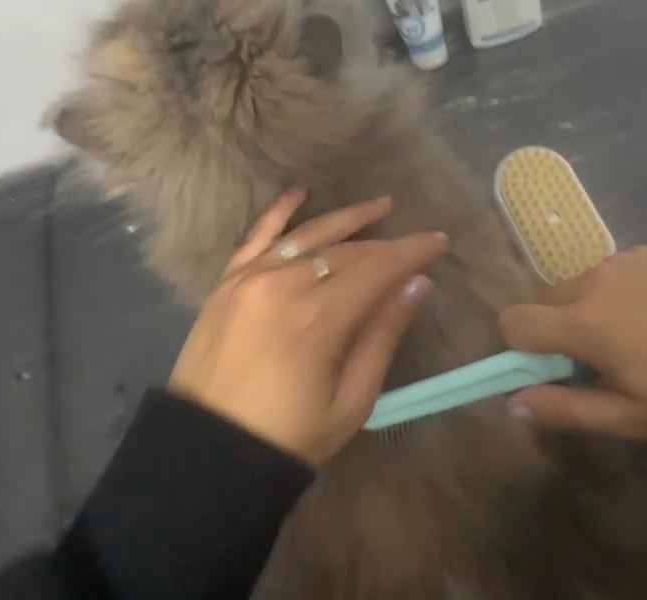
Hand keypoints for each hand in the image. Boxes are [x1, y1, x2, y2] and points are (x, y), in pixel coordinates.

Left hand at [168, 189, 447, 465]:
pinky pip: (257, 236)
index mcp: (316, 321)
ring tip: (379, 206)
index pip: (376, 270)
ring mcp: (249, 280)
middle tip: (414, 244)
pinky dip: (280, 211)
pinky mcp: (226, 283)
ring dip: (346, 220)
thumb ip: (383, 336)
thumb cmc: (288, 437)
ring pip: (308, 238)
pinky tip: (301, 192)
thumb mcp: (350, 402)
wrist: (207, 454)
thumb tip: (417, 284)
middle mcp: (283, 287)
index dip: (411, 252)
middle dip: (384, 245)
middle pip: (345, 253)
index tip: (439, 241)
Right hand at [498, 246, 646, 438]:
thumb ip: (562, 409)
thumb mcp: (625, 418)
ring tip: (628, 336)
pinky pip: (607, 270)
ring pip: (575, 284)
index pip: (514, 321)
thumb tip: (511, 401)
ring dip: (584, 308)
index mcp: (583, 323)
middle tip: (595, 360)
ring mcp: (619, 260)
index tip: (547, 369)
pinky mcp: (643, 252)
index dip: (519, 347)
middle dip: (554, 329)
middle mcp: (592, 280)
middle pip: (543, 300)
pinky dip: (613, 291)